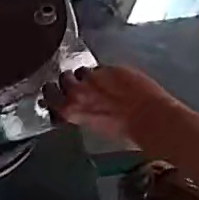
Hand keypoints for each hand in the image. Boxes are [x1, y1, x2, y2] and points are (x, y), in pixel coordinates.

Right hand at [46, 65, 181, 145]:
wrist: (149, 119)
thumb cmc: (123, 131)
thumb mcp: (92, 127)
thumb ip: (80, 114)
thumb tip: (79, 110)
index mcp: (70, 110)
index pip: (49, 95)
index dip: (51, 92)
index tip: (53, 92)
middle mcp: (78, 91)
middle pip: (63, 77)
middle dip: (69, 80)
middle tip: (78, 86)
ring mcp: (95, 77)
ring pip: (83, 70)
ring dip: (88, 76)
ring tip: (99, 84)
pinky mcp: (112, 68)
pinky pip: (103, 68)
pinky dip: (107, 74)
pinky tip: (117, 82)